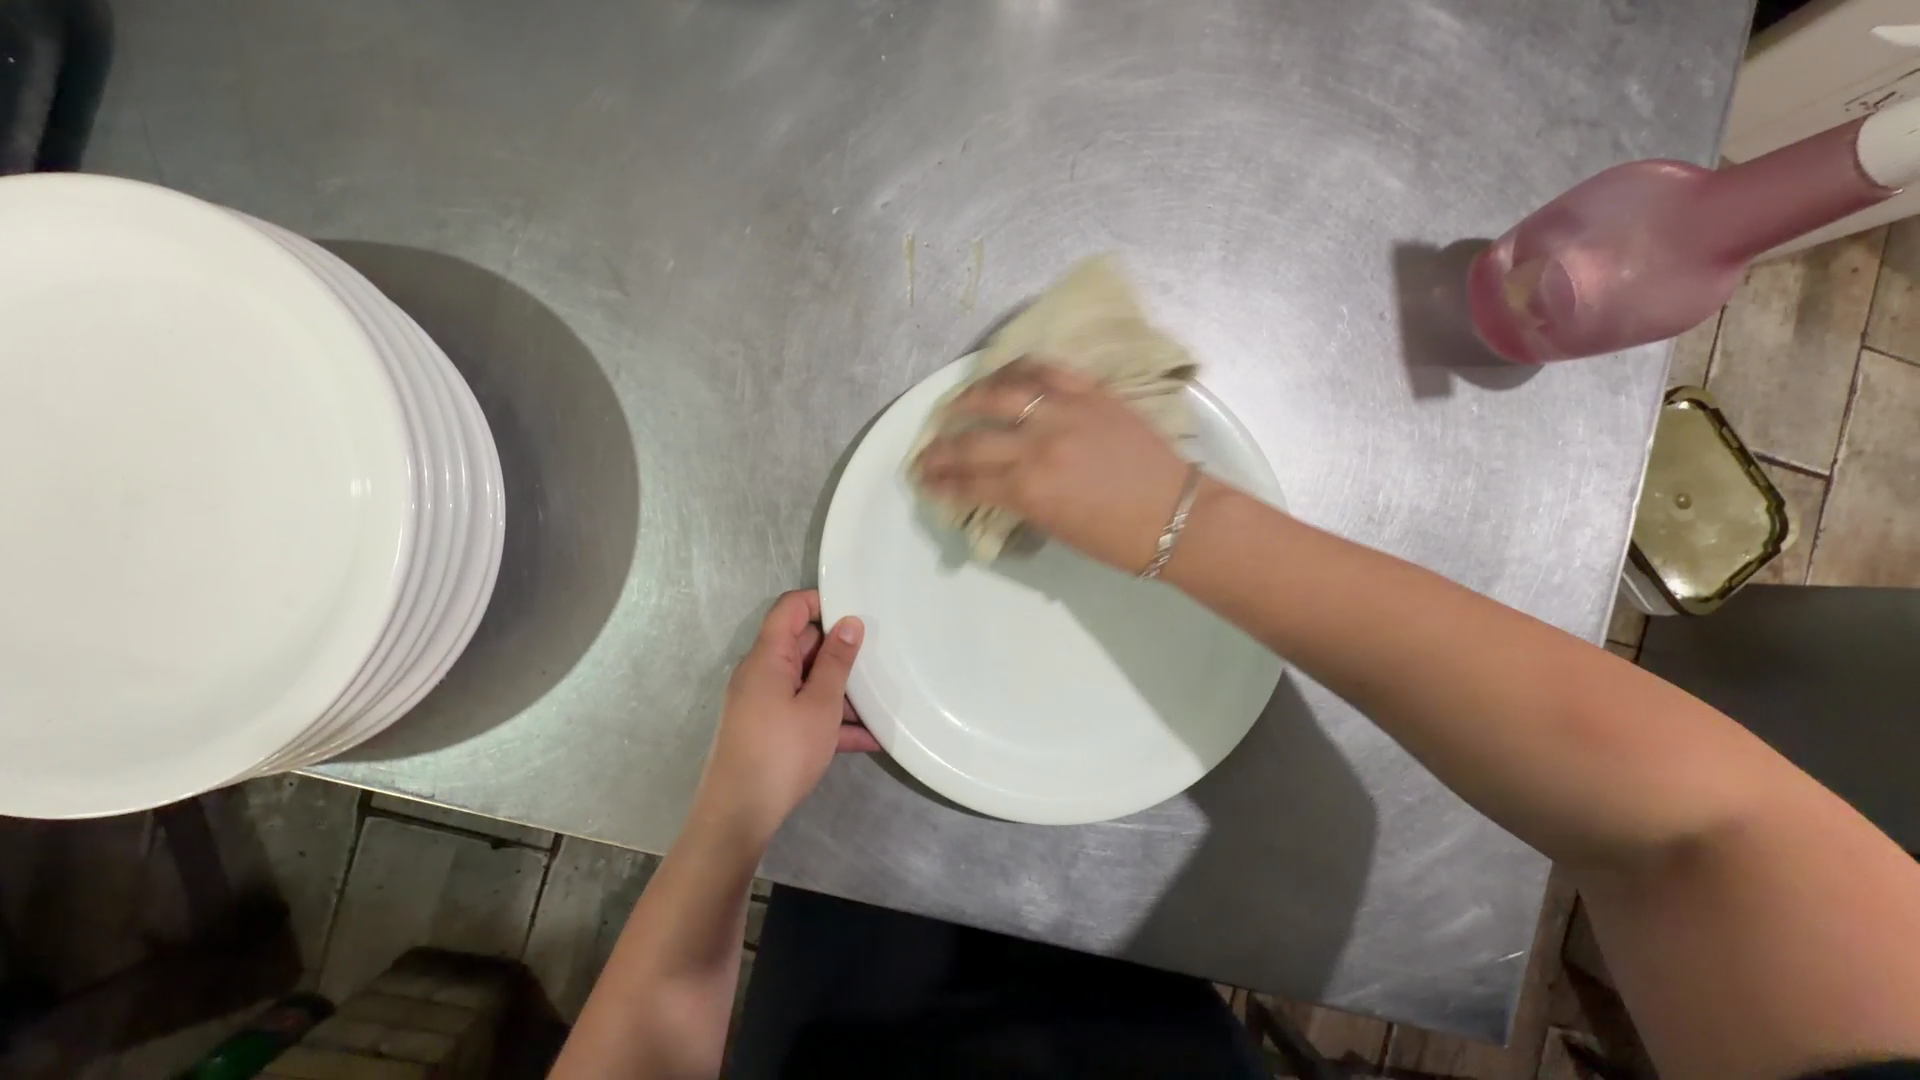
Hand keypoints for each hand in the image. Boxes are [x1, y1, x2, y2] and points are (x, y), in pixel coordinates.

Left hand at [694, 590, 876, 843]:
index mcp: (768, 658)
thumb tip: (850, 622)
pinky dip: (830, 721)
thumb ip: (837, 662)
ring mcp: (763, 704)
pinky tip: (868, 739)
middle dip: (839, 651)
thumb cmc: (781, 753)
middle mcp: (761, 674)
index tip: (858, 612)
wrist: (738, 816)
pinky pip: (803, 712)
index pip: (791, 608)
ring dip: (840, 691)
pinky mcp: (768, 731)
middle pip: (802, 645)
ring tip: (881, 702)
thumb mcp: (820, 705)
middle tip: (879, 656)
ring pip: (806, 682)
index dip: (822, 602)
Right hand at [914, 358, 1195, 572]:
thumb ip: (1021, 500)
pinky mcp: (1091, 393)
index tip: (924, 480)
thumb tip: (994, 486)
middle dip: (941, 448)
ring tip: (957, 403)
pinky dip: (1021, 368)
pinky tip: (1005, 374)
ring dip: (970, 397)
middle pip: (973, 440)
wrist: (1176, 516)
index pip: (968, 481)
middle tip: (927, 451)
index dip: (940, 481)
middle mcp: (1038, 445)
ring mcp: (1065, 412)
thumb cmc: (1118, 538)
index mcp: (1029, 489)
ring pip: (1002, 392)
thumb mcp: (1056, 527)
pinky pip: (1047, 369)